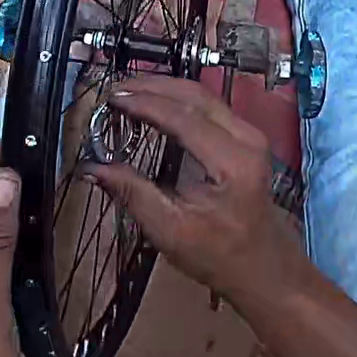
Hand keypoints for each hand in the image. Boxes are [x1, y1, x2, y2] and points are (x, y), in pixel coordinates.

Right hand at [85, 76, 310, 304]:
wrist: (265, 269)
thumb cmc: (218, 254)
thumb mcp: (169, 230)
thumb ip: (131, 192)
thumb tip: (91, 168)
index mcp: (232, 162)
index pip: (183, 118)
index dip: (144, 103)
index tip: (111, 99)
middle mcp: (246, 138)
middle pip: (194, 95)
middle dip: (151, 87)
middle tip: (114, 91)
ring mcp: (249, 133)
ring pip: (201, 93)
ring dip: (162, 88)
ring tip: (127, 93)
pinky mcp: (244, 135)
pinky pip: (206, 104)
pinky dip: (175, 98)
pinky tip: (151, 102)